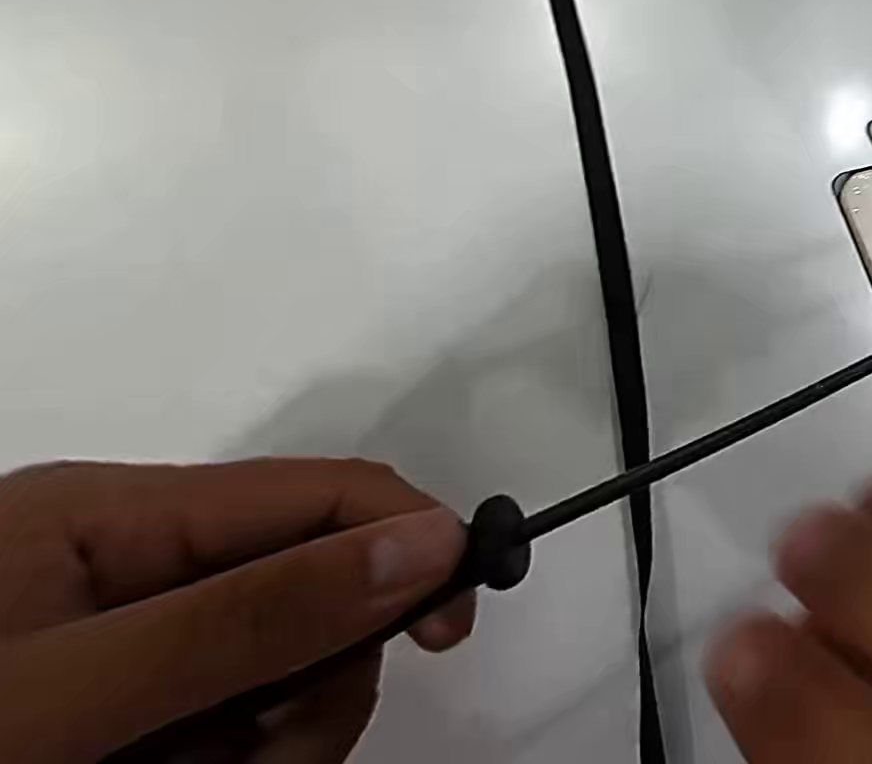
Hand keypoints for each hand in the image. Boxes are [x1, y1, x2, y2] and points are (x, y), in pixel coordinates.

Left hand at [0, 458, 477, 763]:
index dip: (417, 536)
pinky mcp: (128, 690)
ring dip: (288, 723)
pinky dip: (245, 748)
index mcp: (121, 514)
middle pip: (318, 576)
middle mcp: (136, 554)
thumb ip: (252, 615)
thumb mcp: (56, 702)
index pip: (333, 492)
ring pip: (290, 647)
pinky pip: (242, 699)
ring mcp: (129, 627)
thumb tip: (437, 541)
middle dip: (332, 663)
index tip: (456, 619)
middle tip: (288, 750)